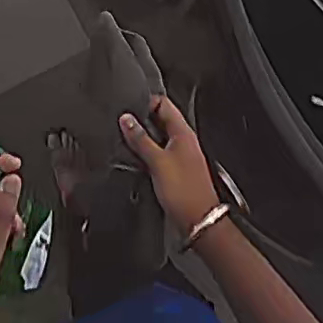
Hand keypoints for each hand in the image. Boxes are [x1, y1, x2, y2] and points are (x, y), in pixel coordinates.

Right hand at [119, 96, 221, 230]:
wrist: (198, 220)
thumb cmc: (185, 192)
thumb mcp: (157, 161)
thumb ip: (141, 139)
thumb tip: (127, 120)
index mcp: (183, 132)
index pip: (164, 103)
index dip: (146, 102)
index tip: (130, 109)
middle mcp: (184, 141)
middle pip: (160, 120)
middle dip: (142, 121)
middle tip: (124, 126)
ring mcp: (181, 155)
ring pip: (159, 137)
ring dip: (144, 138)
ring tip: (128, 142)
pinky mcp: (176, 170)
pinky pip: (159, 153)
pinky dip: (148, 153)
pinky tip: (138, 160)